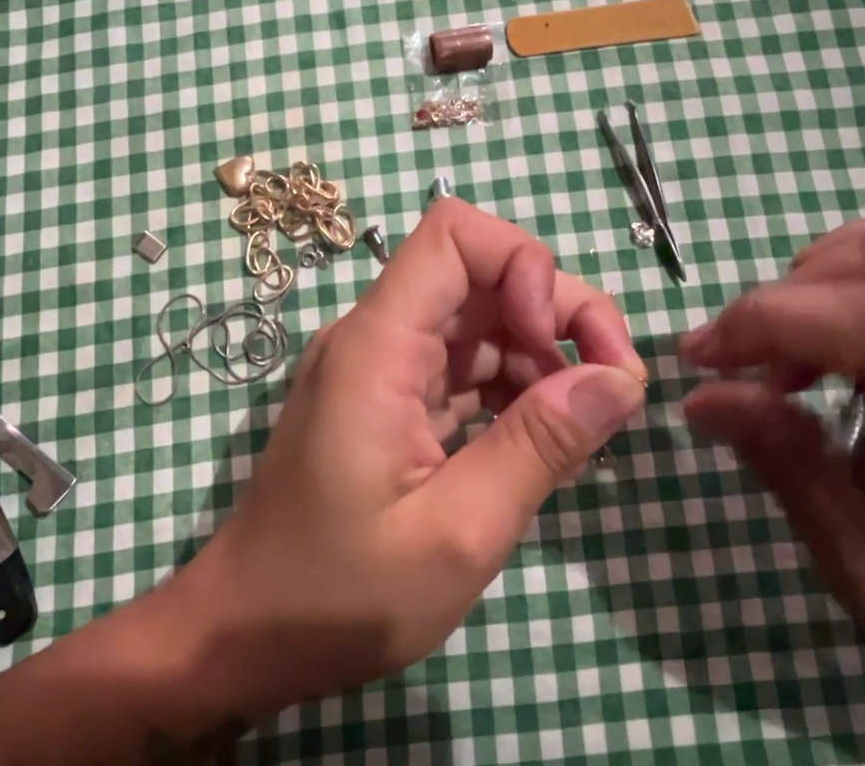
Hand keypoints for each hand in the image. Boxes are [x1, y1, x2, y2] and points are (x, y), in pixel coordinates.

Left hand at [171, 197, 649, 713]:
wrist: (246, 631)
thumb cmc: (340, 594)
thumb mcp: (457, 533)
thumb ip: (540, 446)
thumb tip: (619, 378)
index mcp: (378, 346)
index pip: (454, 234)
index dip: (525, 265)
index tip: (559, 344)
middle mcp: (375, 339)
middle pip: (479, 275)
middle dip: (556, 314)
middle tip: (611, 392)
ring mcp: (379, 371)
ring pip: (477, 323)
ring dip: (540, 358)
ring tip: (583, 429)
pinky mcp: (386, 405)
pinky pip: (460, 370)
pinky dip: (510, 391)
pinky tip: (544, 441)